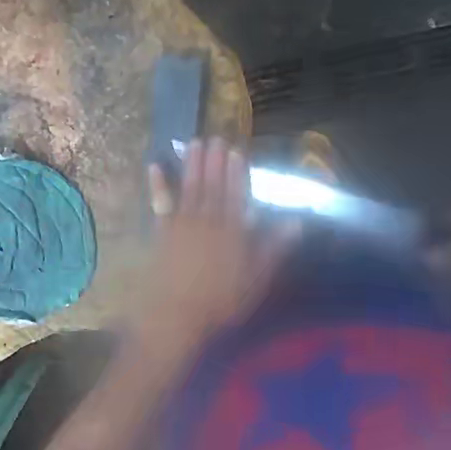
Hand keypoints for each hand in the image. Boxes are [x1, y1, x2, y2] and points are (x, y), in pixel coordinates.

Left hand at [137, 138, 293, 348]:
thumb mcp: (256, 279)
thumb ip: (274, 248)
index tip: (237, 151)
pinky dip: (158, 183)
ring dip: (192, 164)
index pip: (237, 195)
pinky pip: (160, 202)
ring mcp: (182, 223)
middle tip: (215, 137)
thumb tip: (296, 222)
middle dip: (215, 161)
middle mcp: (207, 221)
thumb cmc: (221, 301)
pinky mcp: (163, 231)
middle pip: (212, 186)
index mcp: (232, 231)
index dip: (237, 173)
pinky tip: (154, 165)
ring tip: (194, 142)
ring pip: (190, 187)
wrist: (177, 312)